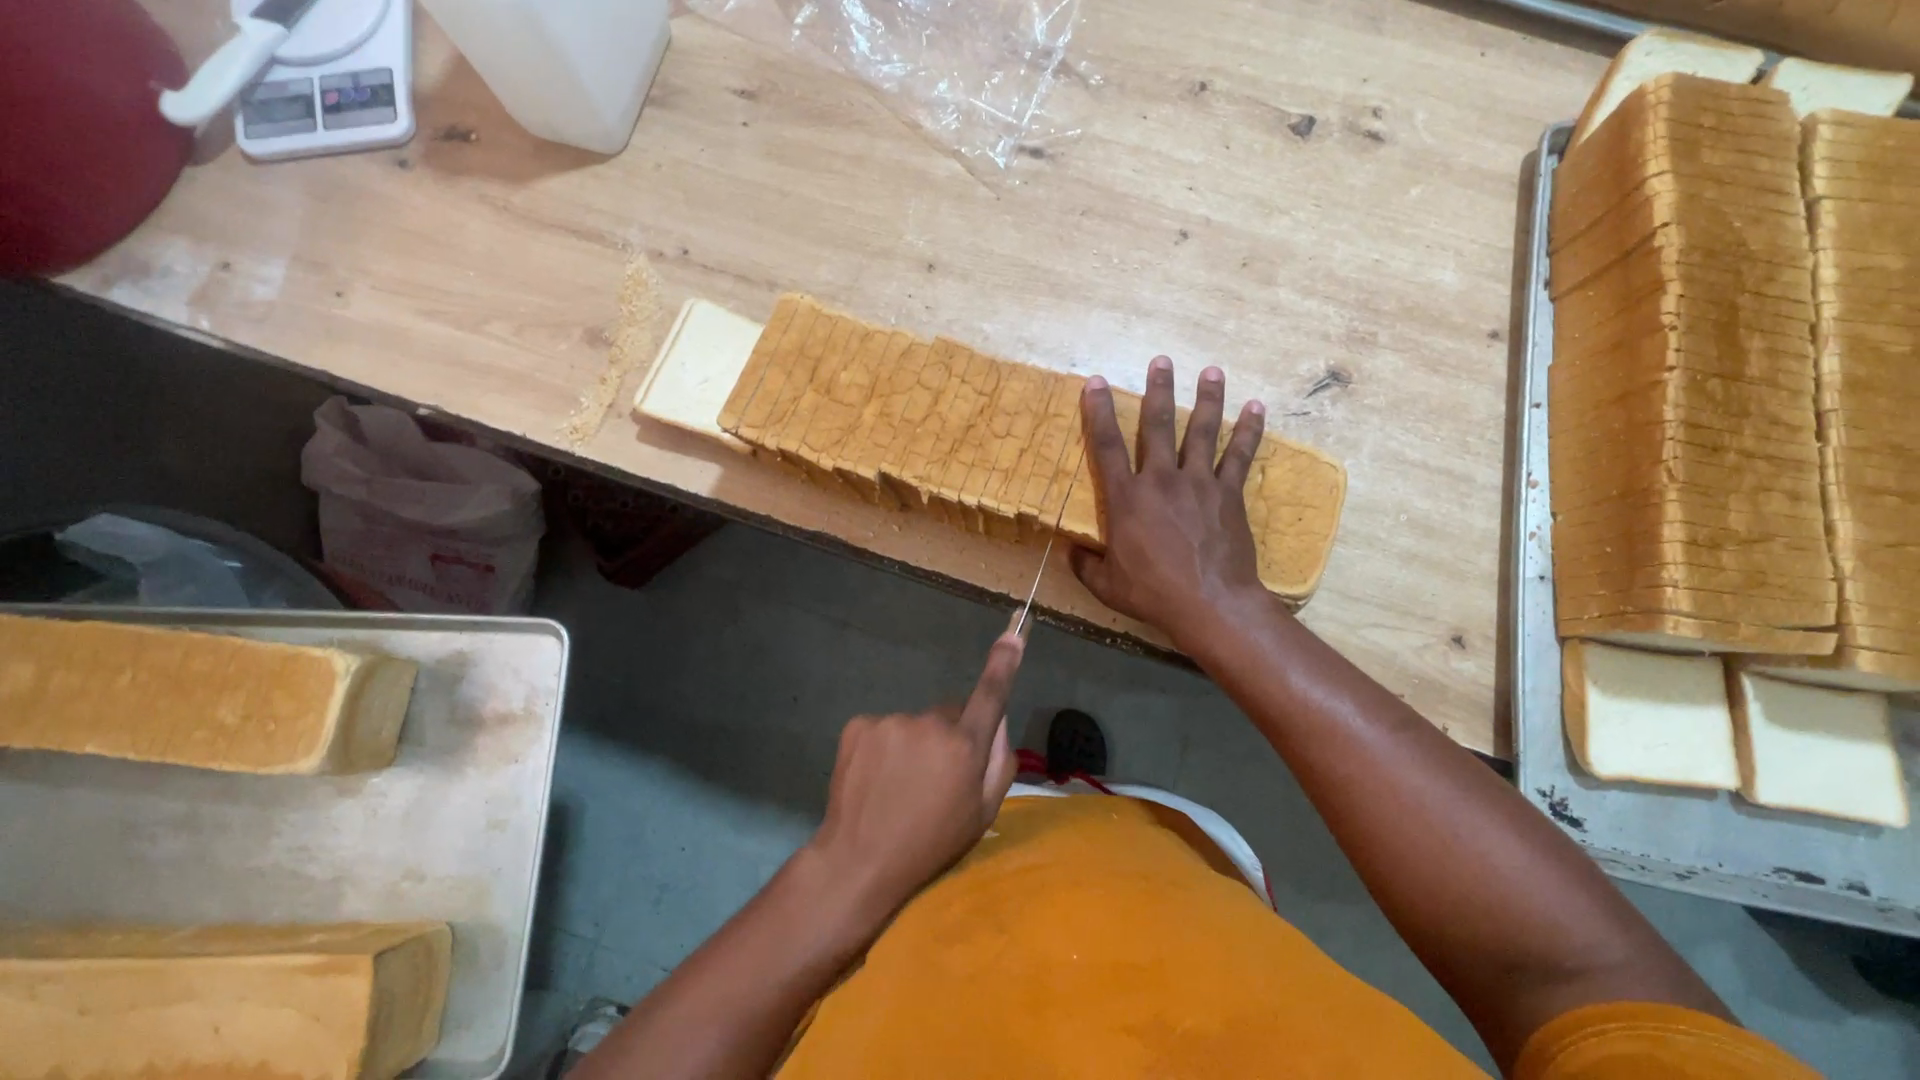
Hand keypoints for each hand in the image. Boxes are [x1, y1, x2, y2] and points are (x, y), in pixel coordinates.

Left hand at [807, 627, 1023, 915]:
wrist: (860, 859)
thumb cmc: (931, 843)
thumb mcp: (983, 815)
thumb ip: (999, 763)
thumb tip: (999, 722)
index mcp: (965, 746)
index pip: (990, 695)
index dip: (1003, 664)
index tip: (1013, 636)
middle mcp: (930, 724)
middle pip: (949, 716)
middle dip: (948, 737)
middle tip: (934, 780)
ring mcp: (891, 721)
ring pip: (914, 724)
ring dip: (913, 745)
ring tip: (899, 787)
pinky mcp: (859, 725)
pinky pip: (883, 728)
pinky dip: (883, 748)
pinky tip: (876, 779)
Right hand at [1071, 357, 1269, 649]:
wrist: (1210, 603)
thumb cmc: (1153, 594)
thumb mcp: (1106, 585)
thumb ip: (1085, 565)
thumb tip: (1071, 551)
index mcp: (1127, 499)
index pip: (1107, 446)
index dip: (1099, 412)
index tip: (1097, 383)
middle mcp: (1161, 480)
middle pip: (1158, 425)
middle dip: (1158, 390)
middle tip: (1162, 360)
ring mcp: (1199, 483)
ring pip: (1202, 431)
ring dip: (1207, 398)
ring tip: (1211, 371)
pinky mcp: (1228, 494)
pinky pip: (1240, 456)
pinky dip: (1249, 430)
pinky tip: (1256, 408)